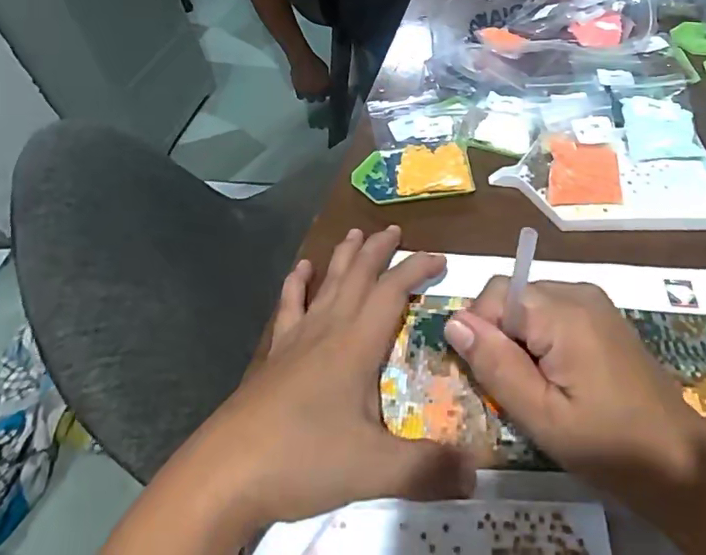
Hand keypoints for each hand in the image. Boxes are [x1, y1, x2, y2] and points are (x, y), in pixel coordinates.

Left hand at [171, 228, 472, 537]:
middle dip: (378, 250)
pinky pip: (289, 307)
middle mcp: (328, 330)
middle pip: (357, 276)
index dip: (417, 269)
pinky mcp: (275, 355)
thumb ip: (427, 469)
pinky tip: (300, 270)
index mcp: (356, 345)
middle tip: (393, 229)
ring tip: (354, 233)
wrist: (227, 472)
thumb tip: (478, 476)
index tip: (440, 257)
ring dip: (343, 257)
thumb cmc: (303, 459)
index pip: (392, 292)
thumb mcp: (373, 470)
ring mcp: (297, 339)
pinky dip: (297, 284)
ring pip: (326, 284)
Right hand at [289, 52, 332, 99]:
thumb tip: (327, 83)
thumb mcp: (325, 70)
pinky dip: (303, 94)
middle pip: (321, 99)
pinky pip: (301, 96)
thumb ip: (326, 79)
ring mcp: (307, 92)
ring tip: (311, 91)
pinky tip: (304, 90)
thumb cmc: (314, 62)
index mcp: (326, 86)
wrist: (302, 60)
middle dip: (321, 96)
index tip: (328, 90)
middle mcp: (317, 92)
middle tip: (320, 91)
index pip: (330, 94)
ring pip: (311, 100)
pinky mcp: (298, 91)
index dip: (329, 92)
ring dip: (312, 97)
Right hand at [442, 278, 705, 506]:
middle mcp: (577, 291)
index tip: (488, 378)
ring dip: (521, 340)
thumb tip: (453, 321)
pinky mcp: (603, 318)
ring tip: (537, 390)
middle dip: (500, 336)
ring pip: (531, 306)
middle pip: (513, 297)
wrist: (683, 463)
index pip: (495, 293)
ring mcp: (594, 303)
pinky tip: (558, 380)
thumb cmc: (609, 444)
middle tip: (513, 390)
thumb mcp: (542, 415)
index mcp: (562, 310)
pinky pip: (554, 314)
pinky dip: (543, 340)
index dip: (481, 331)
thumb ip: (496, 364)